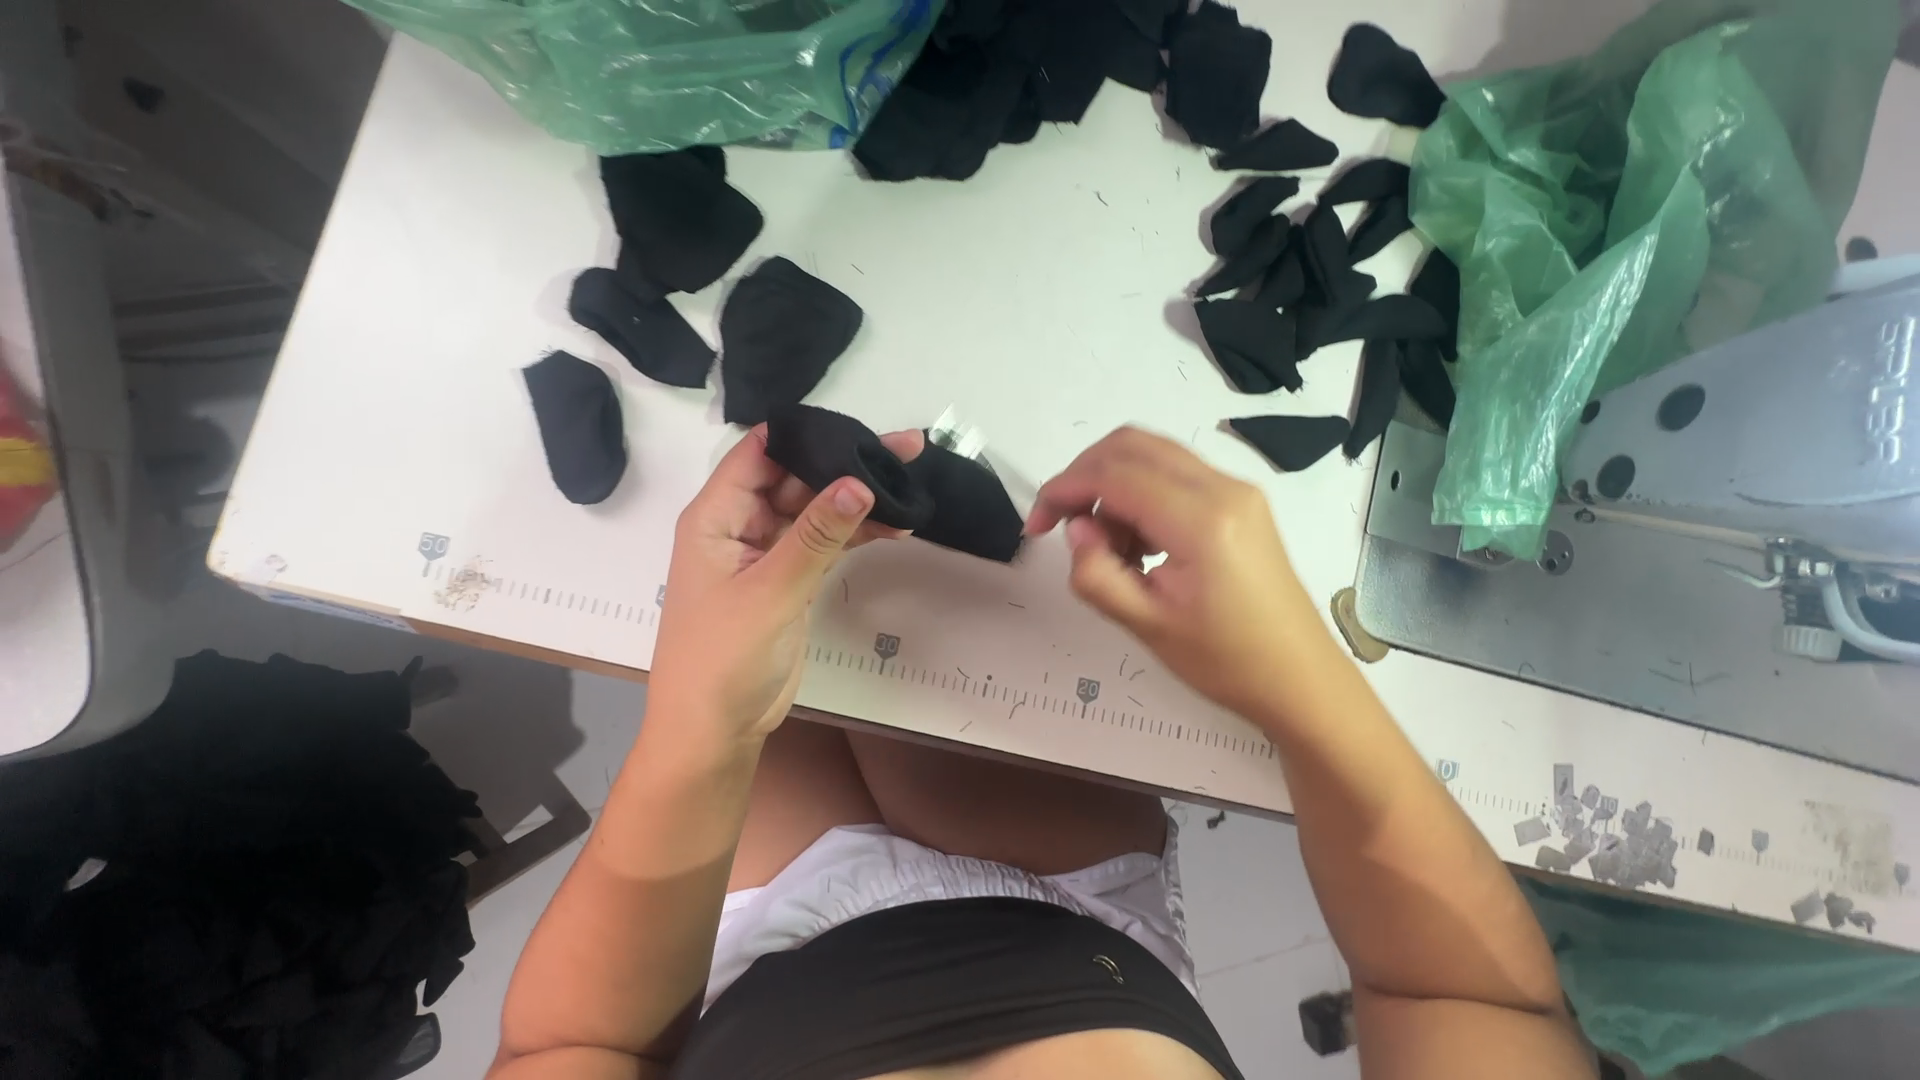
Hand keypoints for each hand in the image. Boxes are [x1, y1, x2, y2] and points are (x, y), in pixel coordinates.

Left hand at [649, 425, 924, 744]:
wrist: (715, 730)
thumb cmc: (723, 657)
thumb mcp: (770, 591)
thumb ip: (816, 536)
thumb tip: (859, 482)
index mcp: (717, 516)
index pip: (759, 454)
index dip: (805, 435)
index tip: (858, 425)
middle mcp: (740, 526)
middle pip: (794, 479)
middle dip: (843, 465)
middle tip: (902, 449)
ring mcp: (766, 555)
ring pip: (814, 512)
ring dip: (856, 501)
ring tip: (909, 484)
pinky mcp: (788, 581)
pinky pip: (824, 545)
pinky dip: (855, 536)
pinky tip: (894, 527)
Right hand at [1025, 426, 1331, 724]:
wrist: (1300, 678)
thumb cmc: (1227, 662)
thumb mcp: (1147, 626)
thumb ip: (1096, 574)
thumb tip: (1077, 530)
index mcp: (1201, 521)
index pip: (1114, 474)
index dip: (1064, 489)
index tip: (1037, 525)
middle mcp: (1223, 488)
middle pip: (1131, 445)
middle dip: (1084, 475)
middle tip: (1062, 525)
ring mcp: (1236, 490)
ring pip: (1152, 455)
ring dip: (1112, 485)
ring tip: (1107, 548)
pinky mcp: (1240, 502)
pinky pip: (1174, 475)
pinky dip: (1139, 493)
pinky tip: (1137, 544)